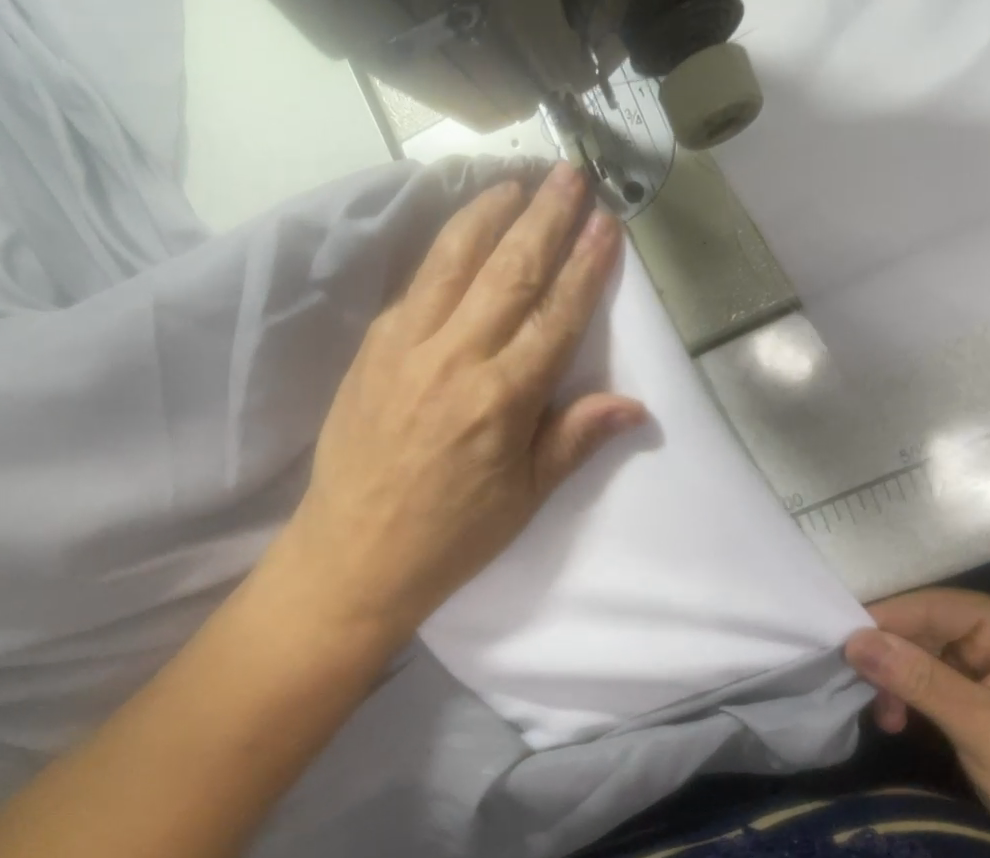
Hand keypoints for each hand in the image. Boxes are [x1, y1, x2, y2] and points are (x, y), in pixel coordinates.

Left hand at [276, 163, 645, 642]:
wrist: (355, 553)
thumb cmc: (452, 536)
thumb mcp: (525, 498)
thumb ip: (574, 440)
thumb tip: (634, 405)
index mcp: (502, 400)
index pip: (556, 317)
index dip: (586, 268)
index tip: (606, 224)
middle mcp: (455, 359)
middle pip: (509, 272)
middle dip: (545, 218)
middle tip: (570, 173)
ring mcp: (406, 346)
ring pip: (454, 262)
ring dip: (489, 215)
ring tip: (516, 182)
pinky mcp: (372, 348)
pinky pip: (415, 285)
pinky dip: (444, 249)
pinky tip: (459, 233)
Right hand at [844, 588, 989, 855]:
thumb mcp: (977, 725)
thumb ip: (918, 679)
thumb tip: (856, 642)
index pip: (941, 606)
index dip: (890, 618)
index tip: (839, 636)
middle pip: (930, 626)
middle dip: (892, 655)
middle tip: (853, 683)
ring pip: (925, 651)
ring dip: (898, 680)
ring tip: (883, 717)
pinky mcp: (982, 686)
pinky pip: (932, 675)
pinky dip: (910, 694)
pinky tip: (895, 719)